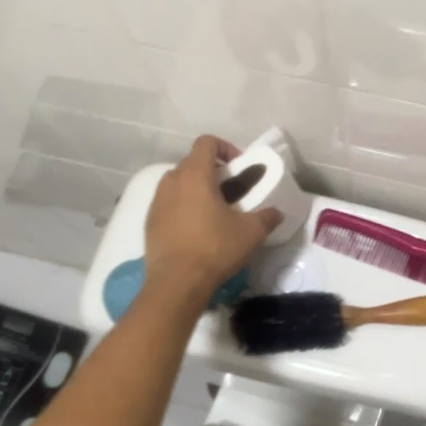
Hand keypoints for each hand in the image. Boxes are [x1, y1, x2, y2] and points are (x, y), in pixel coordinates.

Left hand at [143, 136, 283, 301]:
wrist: (177, 282)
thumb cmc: (215, 248)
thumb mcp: (251, 233)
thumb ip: (267, 217)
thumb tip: (276, 212)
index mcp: (195, 175)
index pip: (206, 142)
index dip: (225, 148)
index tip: (239, 167)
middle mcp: (171, 182)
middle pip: (192, 162)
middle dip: (213, 171)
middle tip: (231, 191)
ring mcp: (157, 201)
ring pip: (178, 183)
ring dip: (196, 189)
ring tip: (213, 210)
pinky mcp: (149, 222)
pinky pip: (168, 203)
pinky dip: (183, 207)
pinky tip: (196, 229)